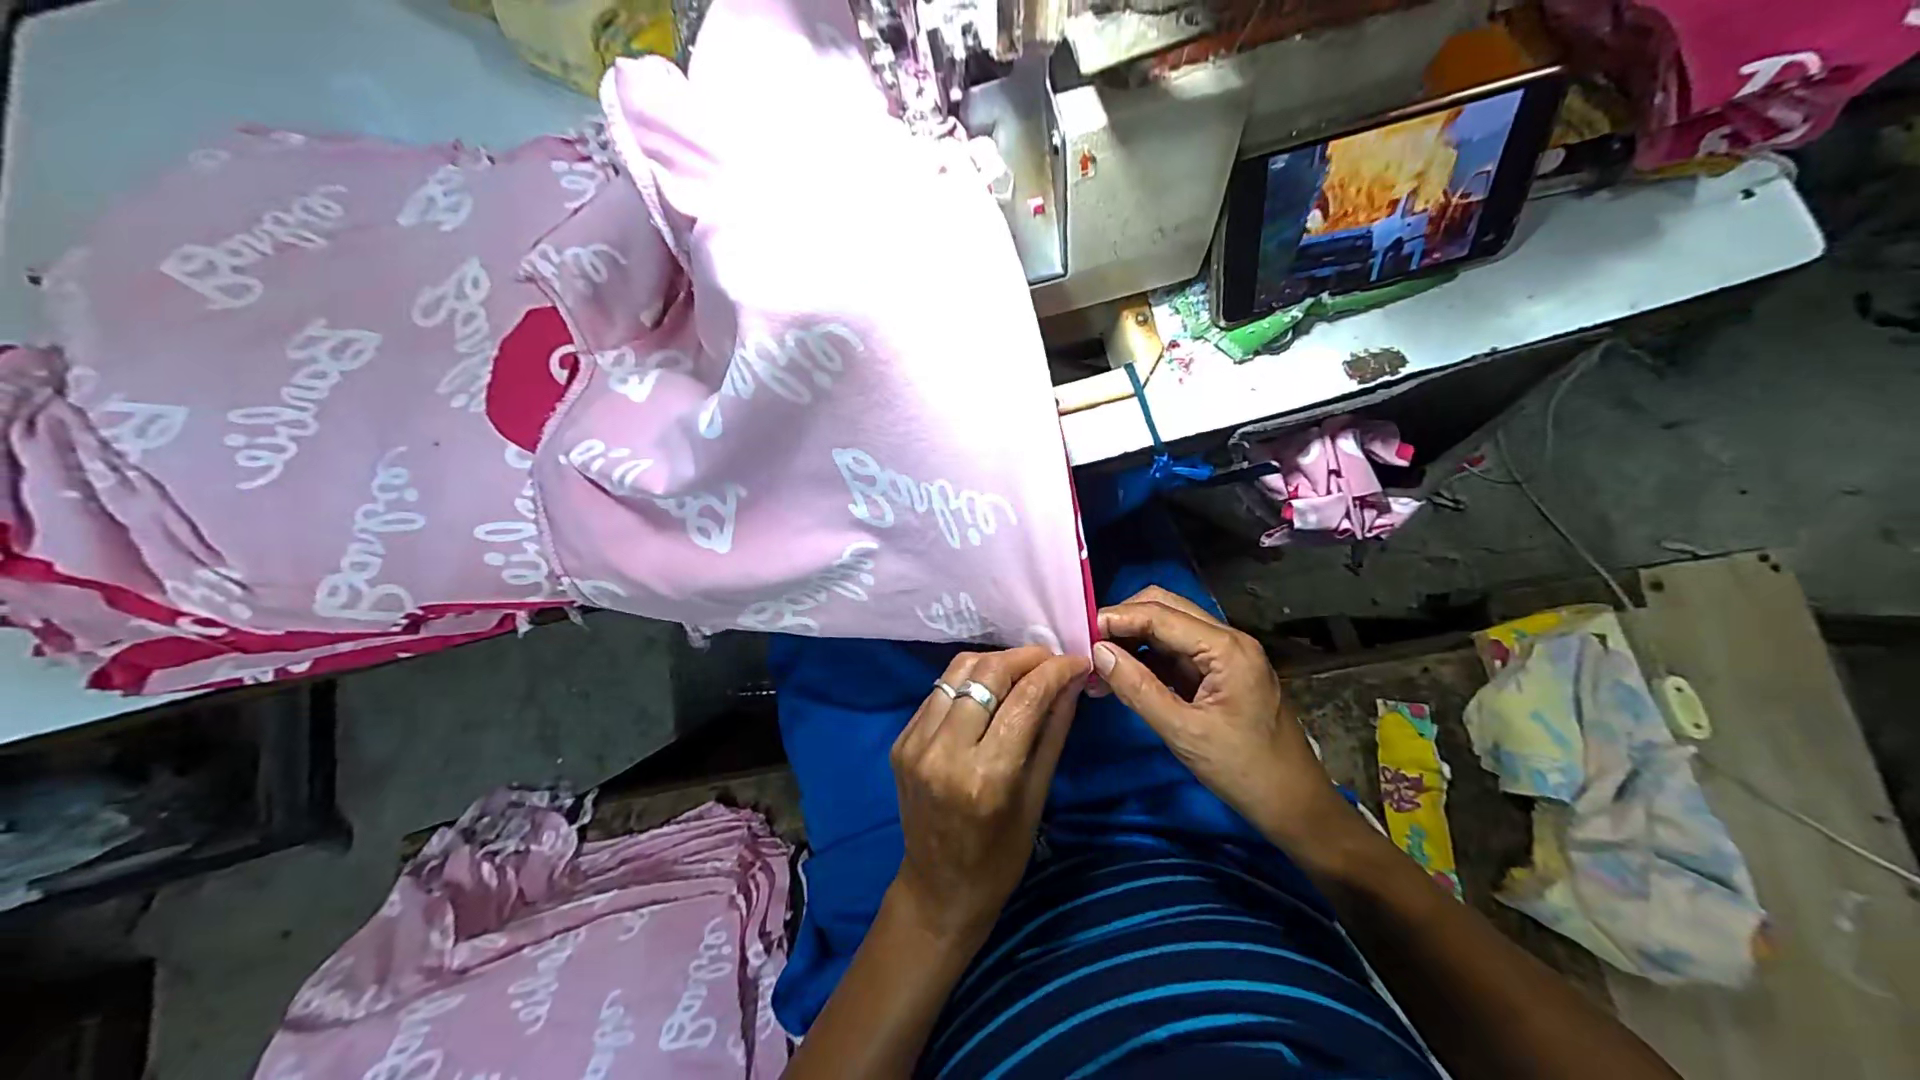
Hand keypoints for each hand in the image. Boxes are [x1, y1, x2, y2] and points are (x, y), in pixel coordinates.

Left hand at [889, 646, 1089, 943]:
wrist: (938, 888)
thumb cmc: (1000, 856)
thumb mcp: (1037, 798)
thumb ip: (1053, 732)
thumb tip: (1072, 682)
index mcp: (985, 776)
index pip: (1024, 699)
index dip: (1055, 671)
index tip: (1077, 661)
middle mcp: (944, 751)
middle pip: (987, 673)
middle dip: (1025, 658)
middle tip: (1051, 660)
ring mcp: (915, 743)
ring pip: (958, 672)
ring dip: (996, 663)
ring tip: (1023, 670)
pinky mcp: (901, 740)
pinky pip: (939, 692)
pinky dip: (968, 683)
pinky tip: (989, 691)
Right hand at [1094, 587, 1344, 850]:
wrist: (1294, 804)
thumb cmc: (1244, 770)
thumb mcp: (1183, 732)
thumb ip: (1138, 688)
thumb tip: (1098, 652)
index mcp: (1226, 648)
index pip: (1159, 614)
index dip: (1116, 618)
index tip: (1079, 634)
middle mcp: (1227, 639)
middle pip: (1165, 607)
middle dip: (1123, 621)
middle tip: (1088, 646)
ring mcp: (1224, 654)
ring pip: (1168, 626)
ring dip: (1133, 638)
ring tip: (1100, 663)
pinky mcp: (1218, 672)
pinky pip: (1175, 651)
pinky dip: (1147, 656)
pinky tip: (1123, 675)